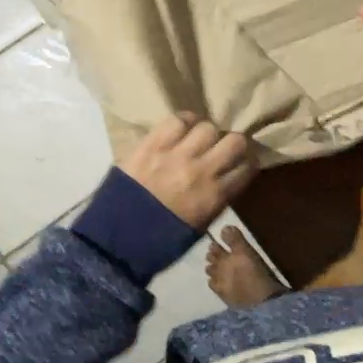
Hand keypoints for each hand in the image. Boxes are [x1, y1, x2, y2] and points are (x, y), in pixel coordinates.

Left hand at [120, 113, 255, 229]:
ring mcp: (176, 155)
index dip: (247, 162)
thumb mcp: (200, 226)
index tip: (241, 163)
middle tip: (222, 148)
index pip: (247, 167)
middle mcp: (202, 171)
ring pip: (207, 127)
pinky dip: (184, 121)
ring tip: (198, 138)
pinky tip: (182, 128)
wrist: (115, 242)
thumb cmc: (160, 241)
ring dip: (207, 133)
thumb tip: (226, 179)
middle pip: (234, 141)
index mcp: (215, 196)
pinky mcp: (151, 145)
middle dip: (233, 144)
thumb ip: (217, 199)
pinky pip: (177, 120)